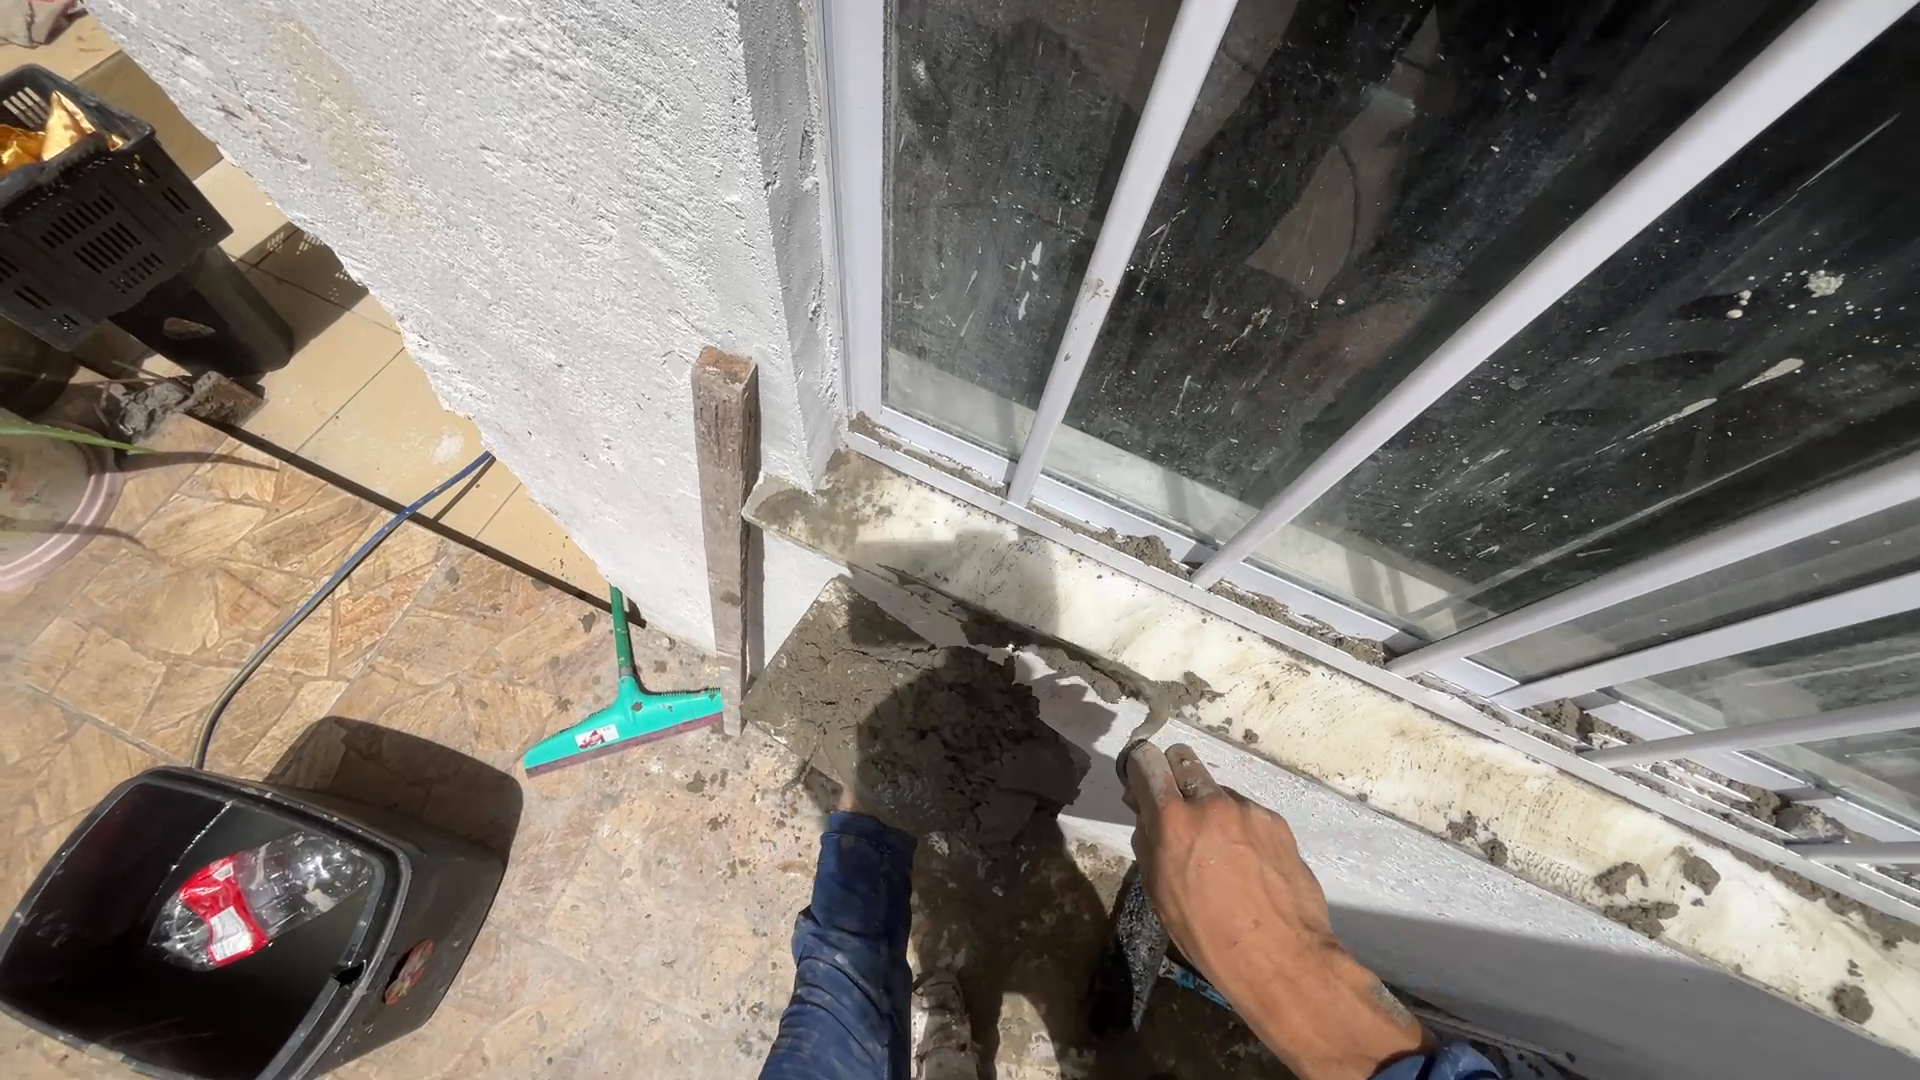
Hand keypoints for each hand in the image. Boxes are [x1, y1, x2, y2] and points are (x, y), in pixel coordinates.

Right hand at [1125, 743, 1426, 1079]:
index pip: (1145, 761)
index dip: (1138, 768)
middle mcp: (1210, 802)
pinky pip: (1246, 812)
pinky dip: (1240, 828)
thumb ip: (1148, 839)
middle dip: (1174, 775)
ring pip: (1217, 790)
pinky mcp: (1276, 821)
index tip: (1139, 783)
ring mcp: (1247, 809)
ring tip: (1221, 851)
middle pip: (1182, 758)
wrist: (1282, 959)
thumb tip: (1145, 810)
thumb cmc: (1207, 933)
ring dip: (1210, 808)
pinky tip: (1249, 863)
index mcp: (1173, 820)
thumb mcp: (1159, 890)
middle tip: (1178, 809)